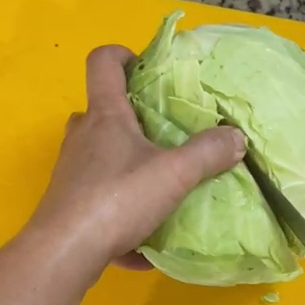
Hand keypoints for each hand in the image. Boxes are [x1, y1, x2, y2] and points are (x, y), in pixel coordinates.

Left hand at [25, 44, 245, 271]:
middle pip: (99, 113)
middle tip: (158, 135)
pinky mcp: (69, 207)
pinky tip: (142, 246)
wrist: (68, 249)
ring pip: (97, 159)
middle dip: (127, 119)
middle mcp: (82, 138)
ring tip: (155, 189)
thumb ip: (207, 154)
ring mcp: (71, 173)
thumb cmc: (118, 199)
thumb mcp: (174, 175)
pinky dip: (119, 219)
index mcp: (105, 116)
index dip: (122, 55)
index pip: (104, 63)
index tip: (144, 66)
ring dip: (123, 168)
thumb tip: (236, 137)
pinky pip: (99, 205)